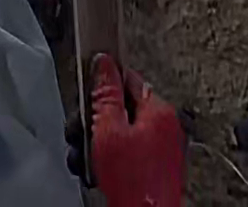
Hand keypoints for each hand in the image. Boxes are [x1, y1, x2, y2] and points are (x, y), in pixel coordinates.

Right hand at [91, 54, 185, 206]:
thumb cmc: (133, 184)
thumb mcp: (109, 130)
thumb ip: (105, 94)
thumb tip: (104, 62)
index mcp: (159, 110)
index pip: (127, 78)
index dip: (103, 85)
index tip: (87, 94)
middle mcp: (164, 127)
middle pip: (121, 106)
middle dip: (96, 118)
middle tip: (83, 131)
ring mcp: (159, 151)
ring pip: (120, 130)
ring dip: (97, 139)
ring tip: (85, 155)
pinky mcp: (153, 170)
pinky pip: (126, 151)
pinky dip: (108, 156)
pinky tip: (94, 168)